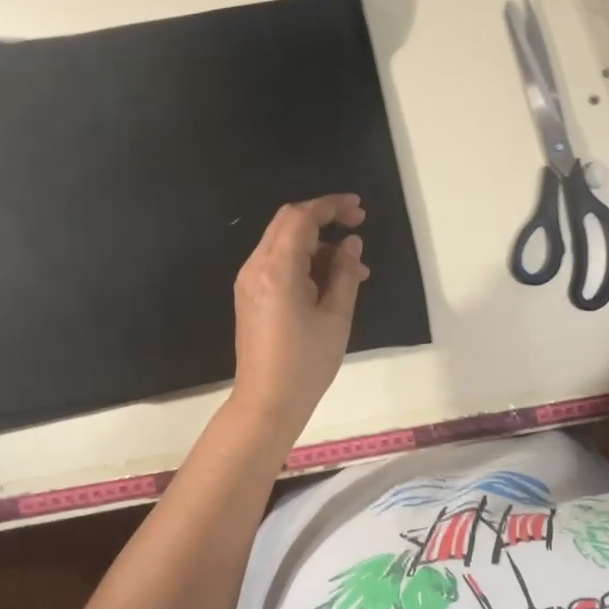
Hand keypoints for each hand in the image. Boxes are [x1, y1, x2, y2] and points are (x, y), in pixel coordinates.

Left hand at [228, 194, 370, 431]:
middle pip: (287, 222)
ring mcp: (249, 281)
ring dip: (317, 244)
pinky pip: (277, 262)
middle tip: (357, 223)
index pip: (301, 218)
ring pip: (282, 242)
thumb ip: (345, 274)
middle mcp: (256, 267)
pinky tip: (330, 281)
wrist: (267, 402)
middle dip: (323, 216)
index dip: (331, 206)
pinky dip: (304, 260)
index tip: (360, 209)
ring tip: (353, 269)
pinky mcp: (250, 295)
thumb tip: (351, 244)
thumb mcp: (336, 317)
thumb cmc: (307, 363)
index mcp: (277, 270)